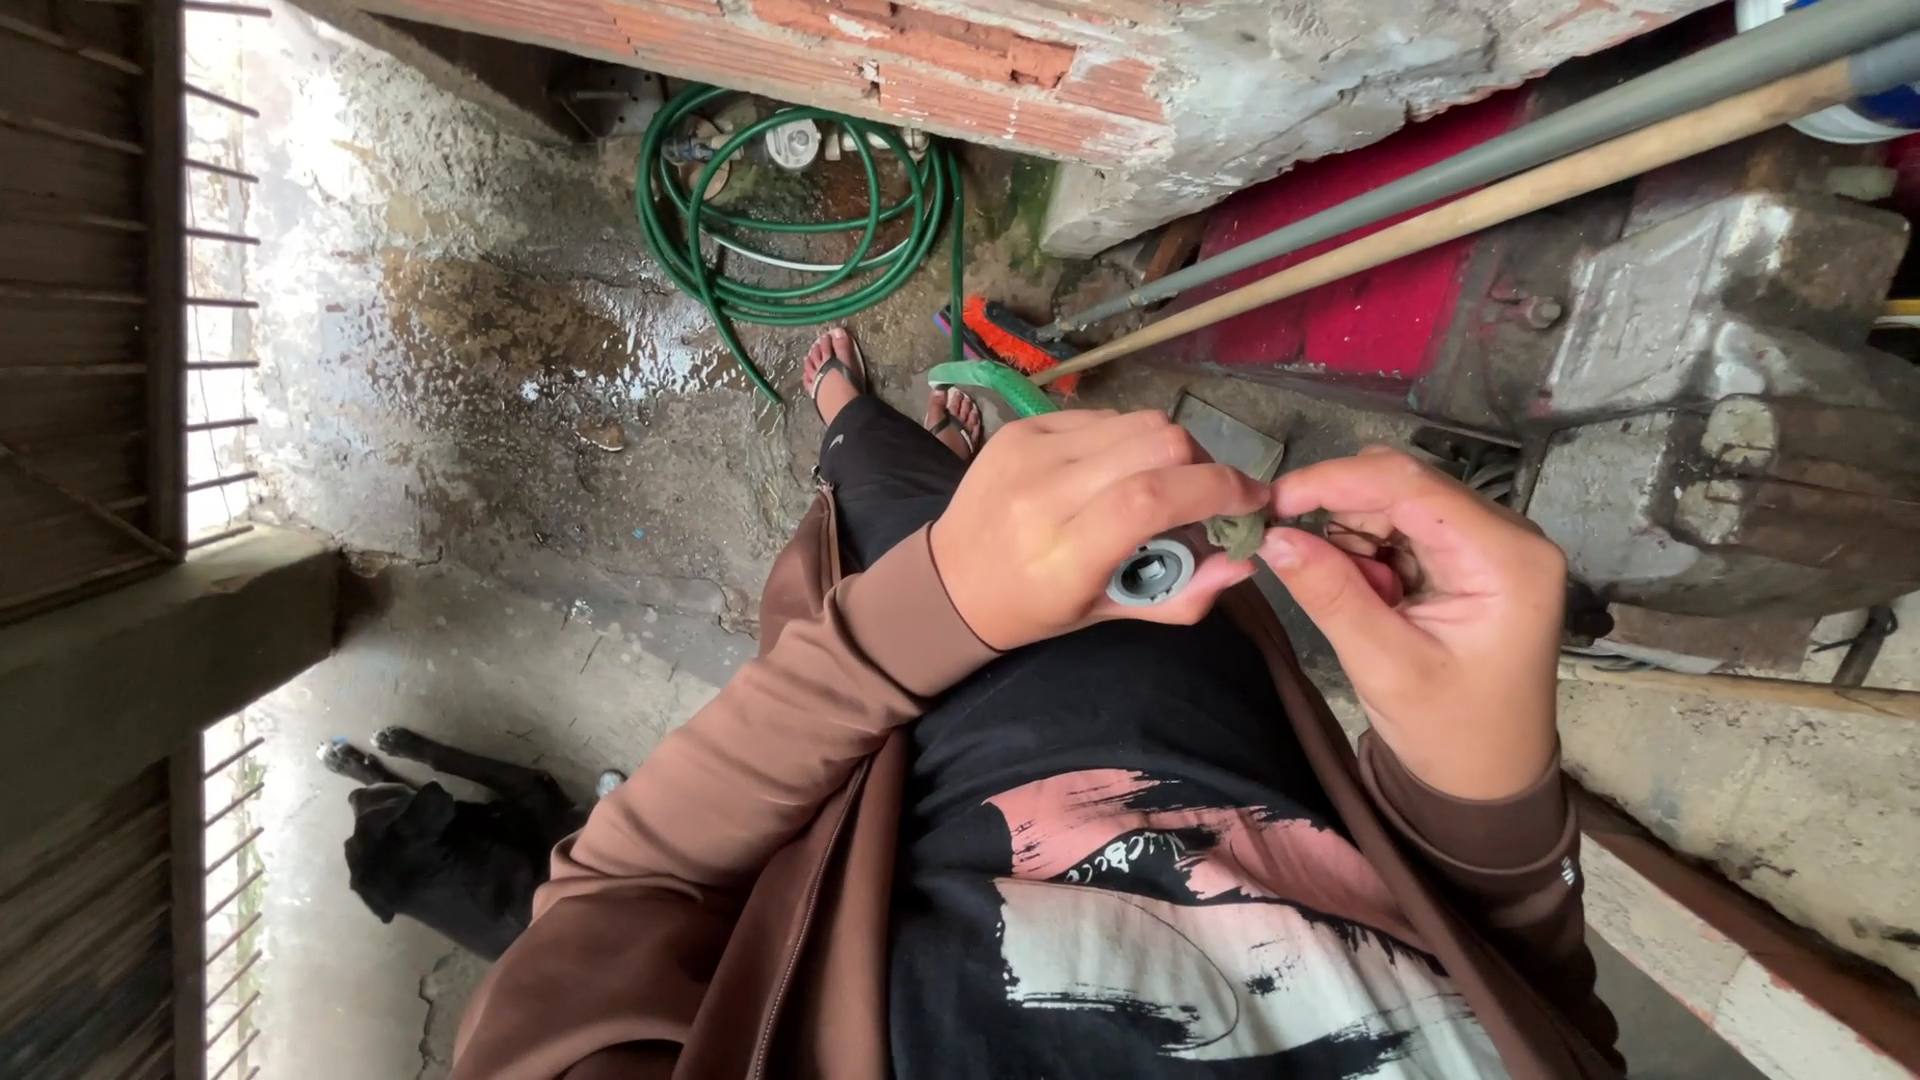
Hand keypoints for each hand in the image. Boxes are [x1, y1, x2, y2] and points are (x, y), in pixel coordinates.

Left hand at [929, 410, 1268, 650]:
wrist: (950, 578)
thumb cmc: (1033, 608)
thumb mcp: (1106, 615)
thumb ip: (1180, 594)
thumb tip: (1245, 560)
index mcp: (1061, 554)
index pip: (1150, 499)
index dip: (1217, 489)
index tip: (1252, 500)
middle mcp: (1042, 493)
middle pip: (1155, 443)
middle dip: (1202, 464)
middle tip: (1205, 495)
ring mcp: (1027, 451)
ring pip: (1136, 421)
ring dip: (1168, 449)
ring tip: (1162, 482)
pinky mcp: (1020, 428)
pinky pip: (1103, 417)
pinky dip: (1127, 440)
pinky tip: (1116, 469)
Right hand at [1260, 447, 1565, 800]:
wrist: (1484, 771)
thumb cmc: (1447, 728)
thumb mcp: (1381, 664)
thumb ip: (1328, 594)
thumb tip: (1271, 537)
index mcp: (1504, 558)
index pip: (1408, 485)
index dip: (1333, 481)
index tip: (1271, 504)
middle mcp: (1502, 534)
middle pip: (1398, 484)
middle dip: (1336, 512)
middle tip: (1296, 555)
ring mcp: (1481, 540)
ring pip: (1388, 500)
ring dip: (1348, 537)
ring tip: (1358, 600)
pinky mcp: (1459, 553)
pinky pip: (1392, 525)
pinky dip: (1359, 551)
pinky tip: (1368, 594)